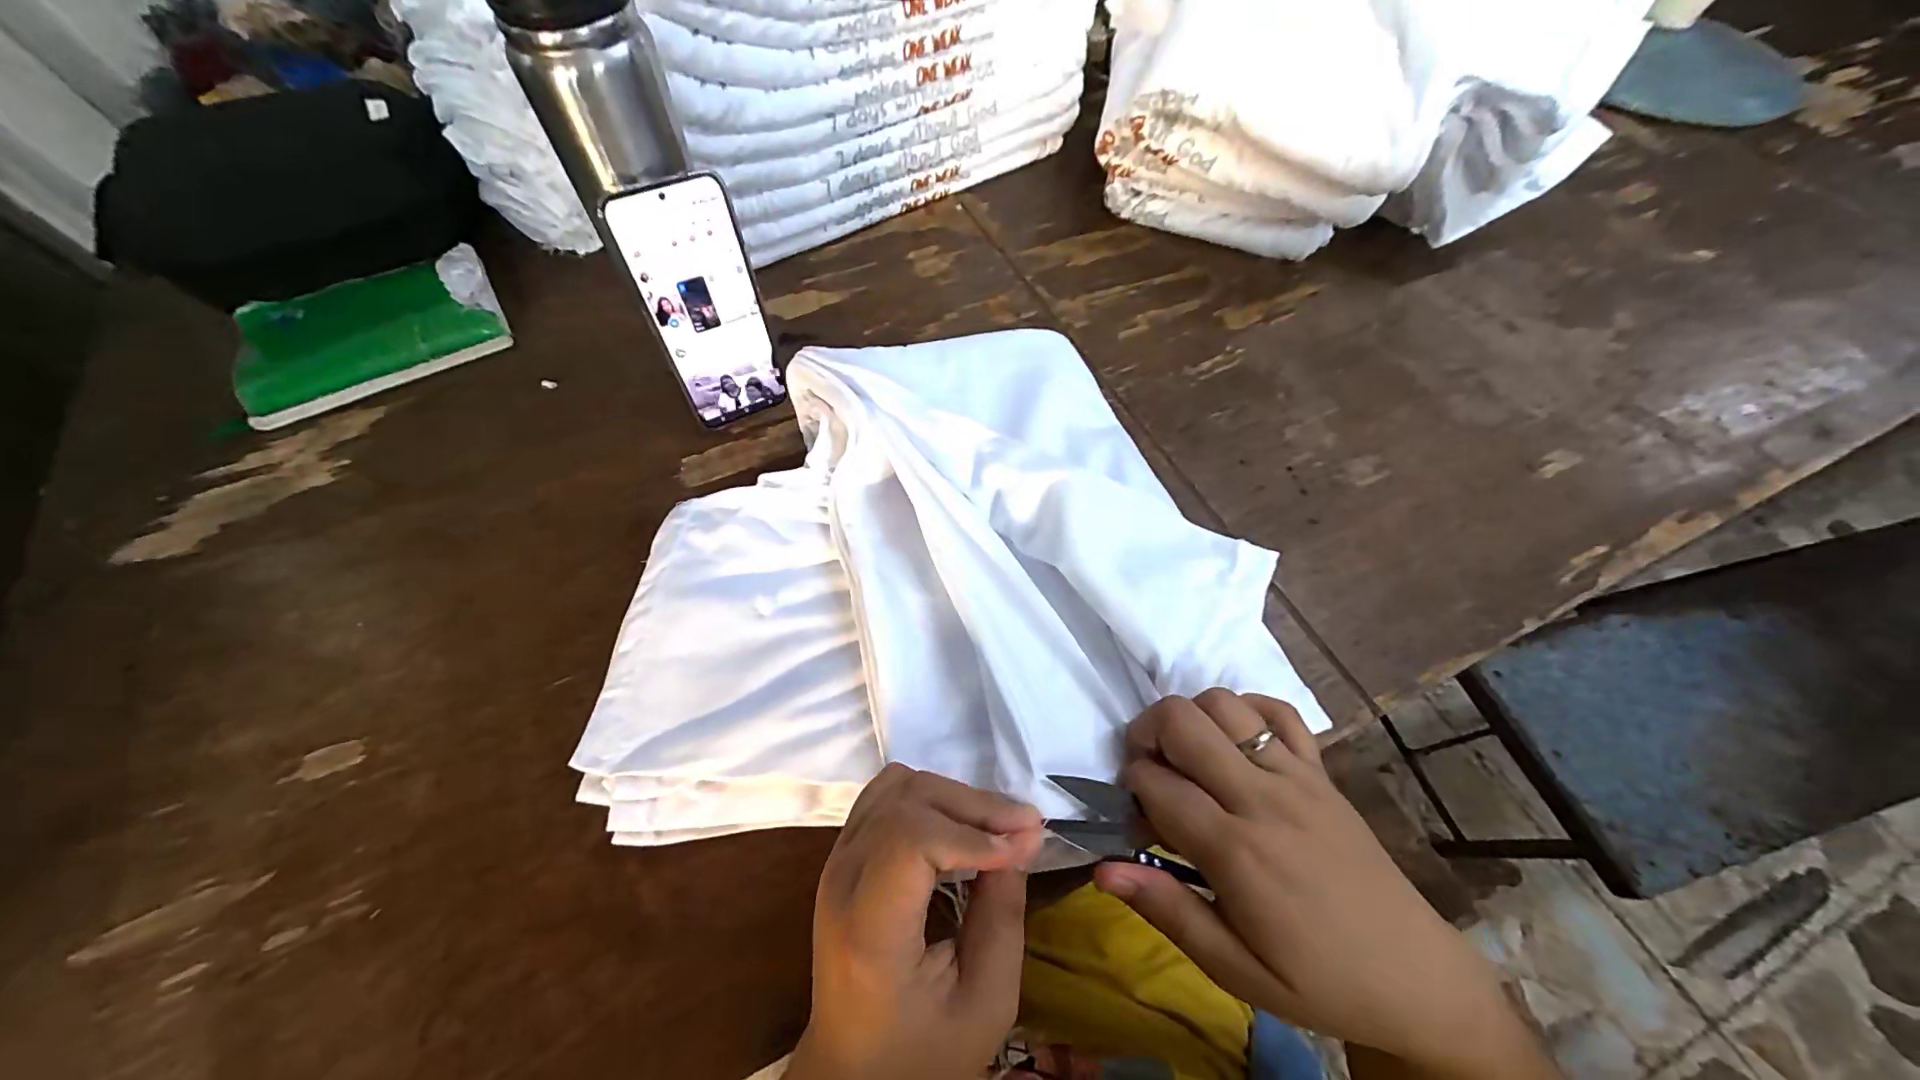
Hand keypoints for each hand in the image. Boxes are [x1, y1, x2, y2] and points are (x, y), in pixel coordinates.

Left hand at [787, 763, 1044, 1079]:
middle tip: (1026, 827)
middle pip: (905, 802)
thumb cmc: (922, 1049)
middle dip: (973, 805)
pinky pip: (884, 797)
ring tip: (997, 825)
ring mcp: (835, 862)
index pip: (909, 840)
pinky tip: (959, 825)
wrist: (852, 1067)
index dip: (971, 833)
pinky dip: (929, 798)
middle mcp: (841, 880)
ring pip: (895, 787)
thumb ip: (1002, 917)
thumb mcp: (984, 1003)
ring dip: (953, 797)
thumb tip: (1022, 840)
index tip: (1023, 846)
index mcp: (868, 928)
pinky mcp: (842, 856)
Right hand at [1093, 690, 1555, 1079]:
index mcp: (1237, 851)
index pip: (1157, 783)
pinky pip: (1279, 710)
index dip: (1130, 786)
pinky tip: (1236, 742)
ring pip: (1224, 703)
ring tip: (1188, 757)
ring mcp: (1297, 776)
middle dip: (1146, 733)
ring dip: (1190, 718)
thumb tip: (1102, 868)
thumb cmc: (1316, 980)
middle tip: (1148, 770)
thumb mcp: (1233, 969)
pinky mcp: (1322, 772)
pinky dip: (1246, 709)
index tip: (1134, 814)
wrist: (1416, 976)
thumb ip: (1167, 910)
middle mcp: (1263, 797)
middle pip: (1182, 721)